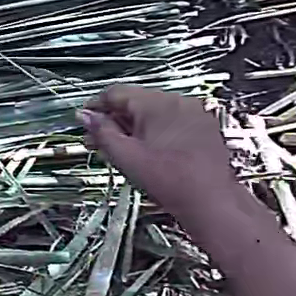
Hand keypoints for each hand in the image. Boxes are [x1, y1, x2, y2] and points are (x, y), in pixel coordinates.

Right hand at [78, 85, 235, 213]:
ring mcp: (192, 113)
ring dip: (131, 127)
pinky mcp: (202, 127)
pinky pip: (169, 121)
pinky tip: (143, 150)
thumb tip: (85, 115)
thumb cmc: (169, 180)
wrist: (211, 202)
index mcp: (157, 102)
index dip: (95, 107)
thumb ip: (101, 131)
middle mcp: (177, 101)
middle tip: (96, 141)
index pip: (116, 93)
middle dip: (113, 120)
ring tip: (118, 149)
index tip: (84, 121)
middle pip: (134, 102)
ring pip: (151, 112)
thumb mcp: (125, 155)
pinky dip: (152, 131)